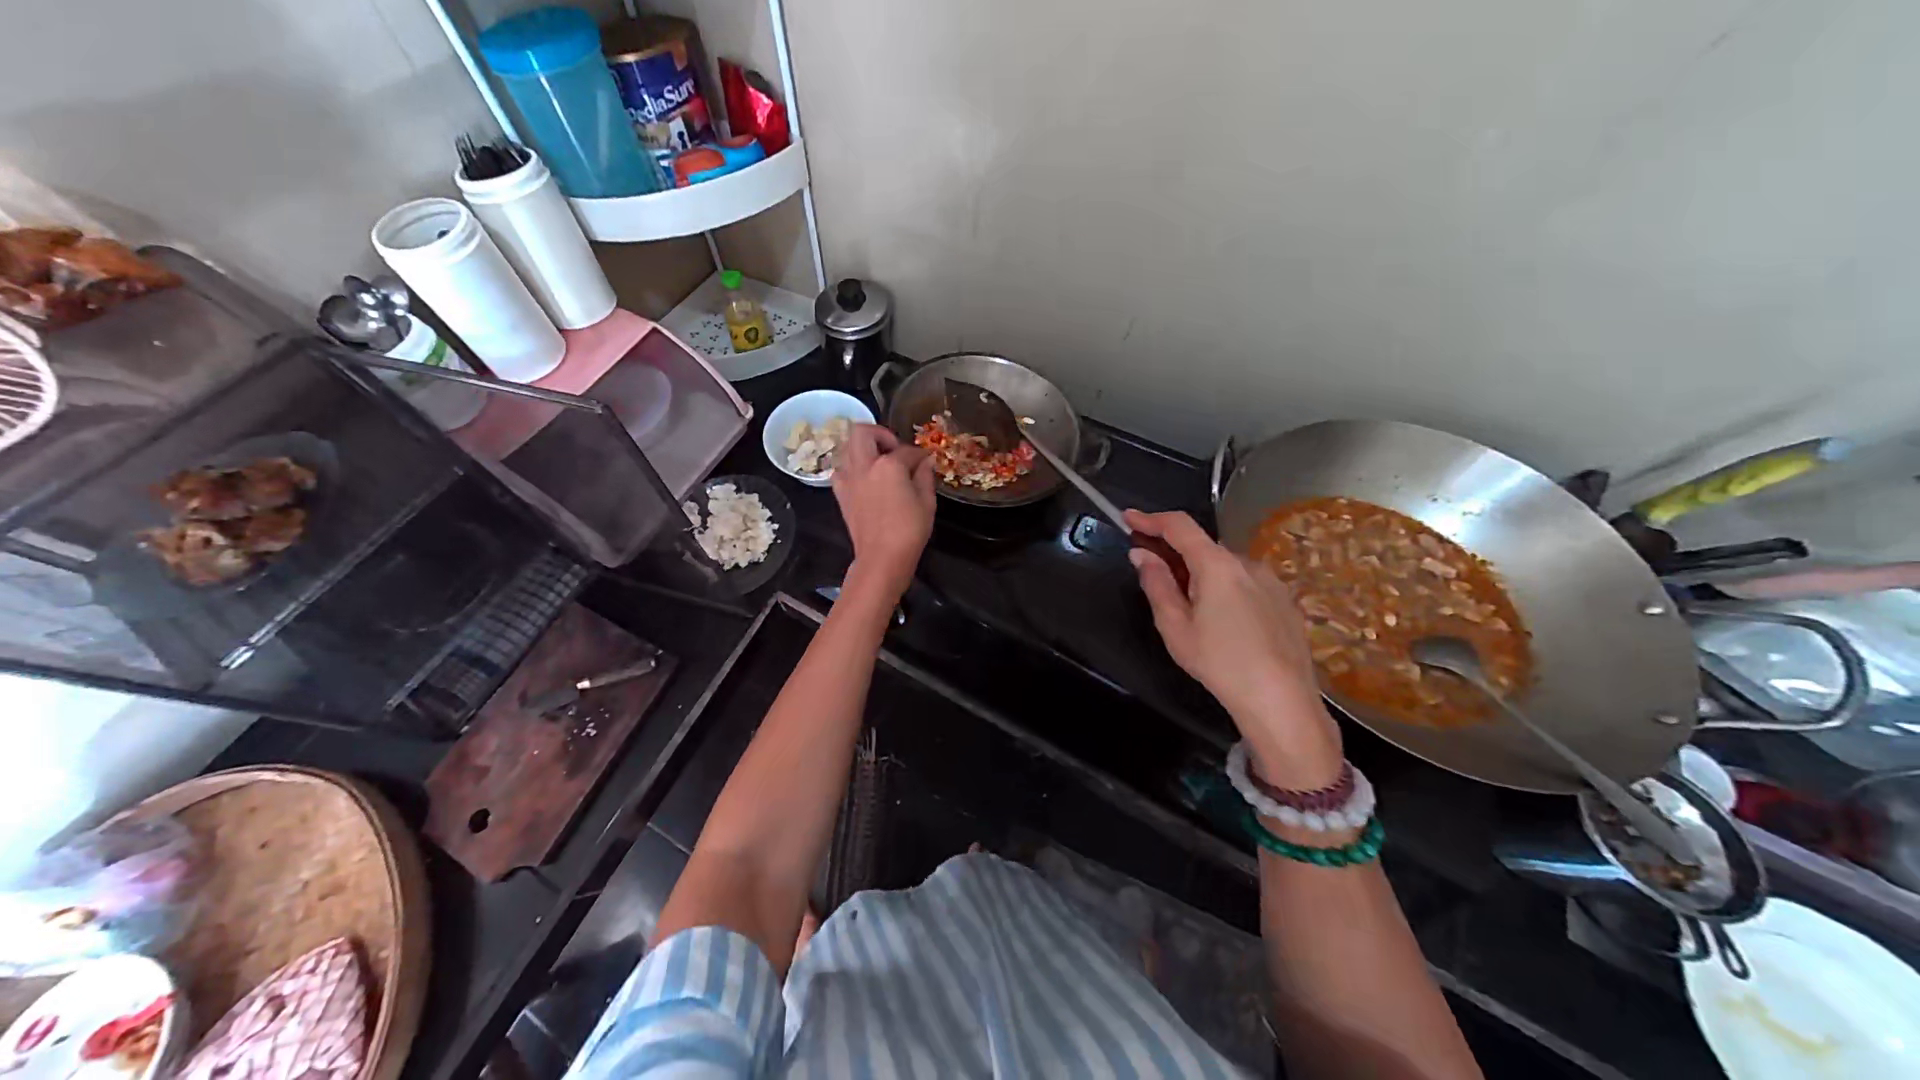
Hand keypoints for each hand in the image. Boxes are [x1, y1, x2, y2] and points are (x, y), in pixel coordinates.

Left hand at [832, 424, 934, 597]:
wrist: (881, 558)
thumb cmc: (909, 531)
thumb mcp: (927, 502)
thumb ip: (925, 475)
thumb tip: (925, 461)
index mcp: (889, 465)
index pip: (906, 450)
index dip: (919, 454)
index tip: (926, 461)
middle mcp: (864, 466)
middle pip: (863, 432)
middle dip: (880, 434)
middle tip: (894, 449)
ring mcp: (848, 479)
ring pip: (848, 448)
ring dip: (864, 450)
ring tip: (880, 465)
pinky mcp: (840, 493)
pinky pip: (842, 470)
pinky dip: (853, 468)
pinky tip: (868, 481)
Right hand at [1126, 509, 1342, 788]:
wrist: (1281, 700)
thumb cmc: (1220, 664)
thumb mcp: (1175, 627)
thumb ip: (1157, 584)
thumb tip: (1142, 555)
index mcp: (1216, 565)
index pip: (1179, 526)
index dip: (1151, 519)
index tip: (1129, 517)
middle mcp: (1247, 563)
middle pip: (1203, 546)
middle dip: (1176, 554)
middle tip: (1154, 576)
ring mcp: (1271, 580)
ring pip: (1225, 566)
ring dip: (1202, 575)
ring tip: (1191, 612)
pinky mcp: (1285, 600)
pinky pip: (1246, 583)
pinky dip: (1226, 589)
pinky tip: (1224, 624)